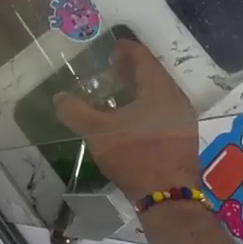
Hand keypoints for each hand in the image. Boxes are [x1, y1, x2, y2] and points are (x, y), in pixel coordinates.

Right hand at [54, 38, 201, 200]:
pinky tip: (132, 115)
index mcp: (159, 91)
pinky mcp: (184, 138)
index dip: (128, 49)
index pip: (144, 59)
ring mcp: (184, 121)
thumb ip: (76, 111)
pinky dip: (148, 104)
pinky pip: (165, 109)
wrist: (168, 199)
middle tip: (112, 65)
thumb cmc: (134, 156)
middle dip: (133, 68)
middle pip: (154, 74)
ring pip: (160, 93)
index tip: (114, 44)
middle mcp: (177, 100)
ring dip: (140, 87)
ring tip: (119, 89)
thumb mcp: (98, 132)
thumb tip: (58, 97)